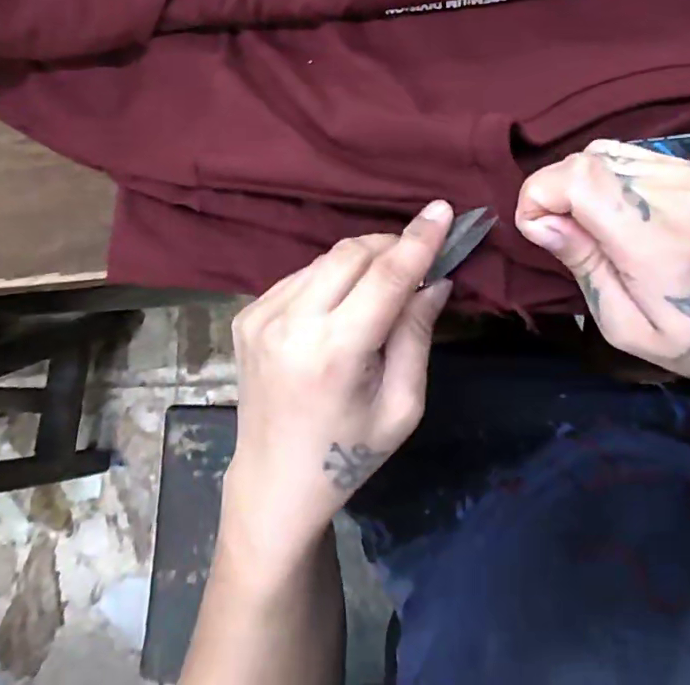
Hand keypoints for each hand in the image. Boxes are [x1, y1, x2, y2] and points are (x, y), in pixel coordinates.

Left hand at [222, 202, 453, 566]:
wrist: (275, 479)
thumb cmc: (349, 454)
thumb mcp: (401, 406)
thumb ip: (416, 335)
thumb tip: (435, 279)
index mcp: (334, 353)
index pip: (385, 277)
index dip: (418, 240)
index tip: (443, 209)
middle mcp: (290, 324)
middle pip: (350, 254)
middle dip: (390, 246)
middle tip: (417, 258)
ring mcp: (260, 316)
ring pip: (324, 260)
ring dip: (360, 262)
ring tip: (380, 289)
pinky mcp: (246, 315)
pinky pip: (300, 277)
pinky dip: (329, 279)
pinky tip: (341, 305)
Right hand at [516, 140, 689, 395]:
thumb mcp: (625, 327)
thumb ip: (582, 265)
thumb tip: (537, 220)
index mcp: (660, 245)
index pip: (581, 181)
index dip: (539, 195)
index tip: (535, 230)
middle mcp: (675, 198)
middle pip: (581, 163)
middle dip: (550, 193)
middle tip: (559, 235)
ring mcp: (684, 177)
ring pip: (594, 154)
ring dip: (572, 185)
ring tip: (584, 224)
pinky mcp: (684, 169)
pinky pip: (615, 154)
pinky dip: (595, 177)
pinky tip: (606, 210)